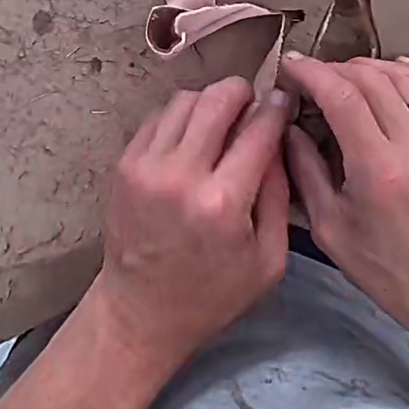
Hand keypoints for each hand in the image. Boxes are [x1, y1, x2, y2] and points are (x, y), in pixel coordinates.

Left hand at [92, 76, 291, 369]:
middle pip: (218, 98)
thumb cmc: (212, 294)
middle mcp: (182, 177)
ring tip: (220, 123)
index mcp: (223, 203)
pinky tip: (191, 137)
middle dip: (243, 91)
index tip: (283, 100)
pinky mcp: (125, 166)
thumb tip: (279, 137)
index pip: (259, 128)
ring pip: (187, 98)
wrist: (137, 317)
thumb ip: (280, 192)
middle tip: (251, 105)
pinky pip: (159, 115)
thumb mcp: (269, 258)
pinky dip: (182, 116)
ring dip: (210, 102)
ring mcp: (147, 167)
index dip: (277, 107)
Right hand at [281, 54, 408, 349]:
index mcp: (378, 170)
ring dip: (372, 66)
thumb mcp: (331, 231)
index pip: (342, 98)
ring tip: (348, 72)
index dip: (313, 73)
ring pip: (407, 79)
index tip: (292, 64)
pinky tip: (401, 67)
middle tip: (316, 74)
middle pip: (372, 81)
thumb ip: (306, 174)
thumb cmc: (387, 270)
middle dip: (336, 68)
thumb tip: (289, 127)